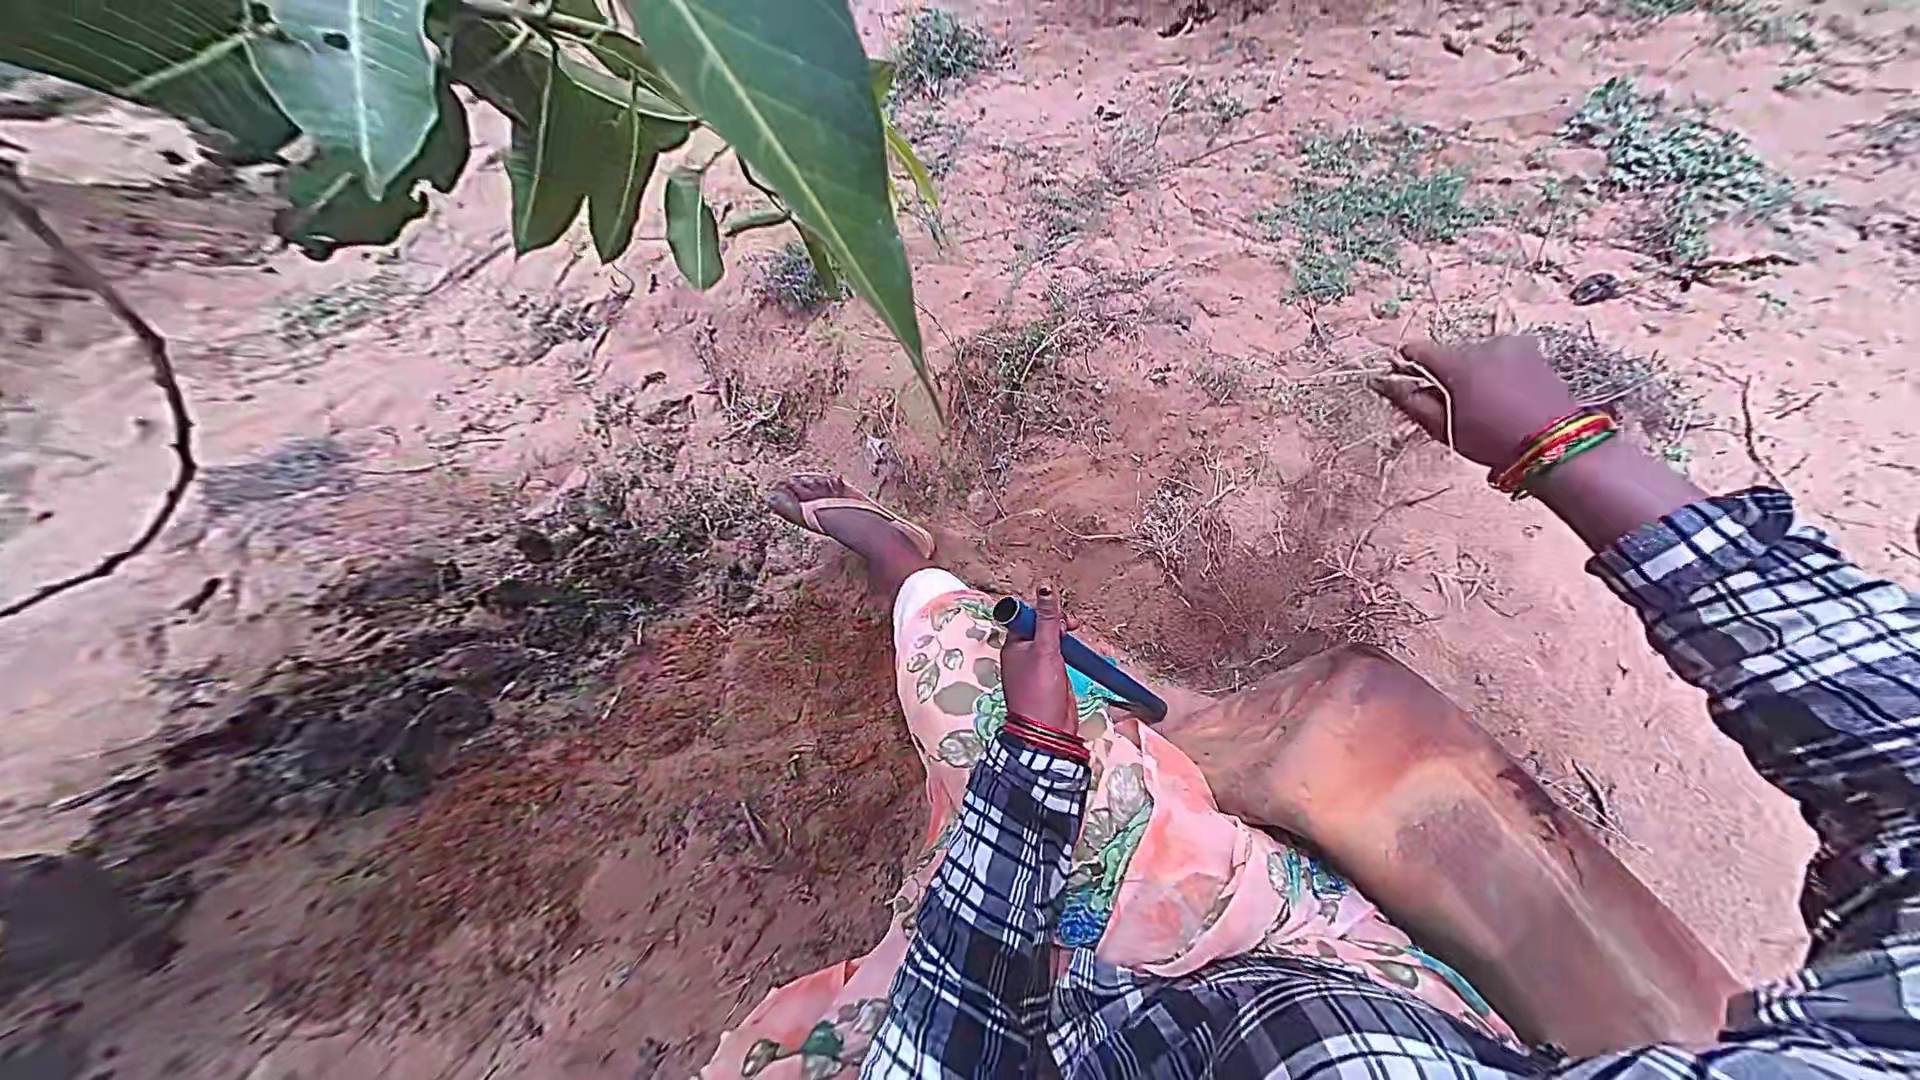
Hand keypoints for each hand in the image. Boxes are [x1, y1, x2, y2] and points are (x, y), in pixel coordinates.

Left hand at [1000, 586, 1076, 735]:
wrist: (1047, 730)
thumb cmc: (1040, 691)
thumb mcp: (1046, 649)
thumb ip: (1048, 619)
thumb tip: (1046, 588)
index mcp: (1013, 644)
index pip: (1025, 615)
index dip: (1043, 611)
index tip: (1059, 615)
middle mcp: (1022, 653)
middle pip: (1039, 626)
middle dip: (1056, 622)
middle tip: (1071, 628)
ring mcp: (1035, 665)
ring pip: (1050, 639)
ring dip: (1063, 636)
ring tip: (1073, 637)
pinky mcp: (1049, 675)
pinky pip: (1057, 654)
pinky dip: (1067, 650)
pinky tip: (1075, 652)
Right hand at [1371, 336, 1580, 467]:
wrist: (1555, 444)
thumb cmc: (1491, 439)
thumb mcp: (1441, 426)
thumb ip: (1409, 400)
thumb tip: (1382, 382)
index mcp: (1461, 362)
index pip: (1418, 350)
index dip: (1405, 365)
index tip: (1403, 382)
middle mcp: (1488, 345)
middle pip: (1448, 353)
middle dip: (1440, 374)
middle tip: (1443, 404)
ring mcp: (1515, 347)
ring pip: (1473, 355)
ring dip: (1466, 373)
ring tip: (1473, 403)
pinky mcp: (1534, 353)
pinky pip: (1498, 357)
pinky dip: (1489, 372)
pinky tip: (1495, 397)